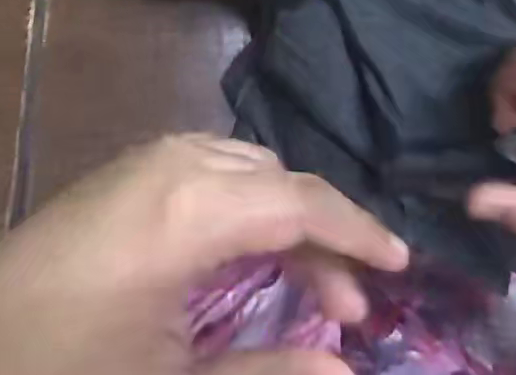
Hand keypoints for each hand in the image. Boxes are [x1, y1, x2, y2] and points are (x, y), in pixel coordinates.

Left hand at [0, 134, 408, 374]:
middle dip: (321, 232)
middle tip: (349, 302)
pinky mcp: (111, 180)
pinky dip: (239, 206)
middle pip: (273, 179)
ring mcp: (133, 164)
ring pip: (240, 168)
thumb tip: (344, 367)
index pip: (299, 201)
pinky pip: (201, 171)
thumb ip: (264, 374)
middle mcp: (165, 162)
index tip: (404, 265)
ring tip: (303, 279)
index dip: (358, 232)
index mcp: (184, 204)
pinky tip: (238, 252)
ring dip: (280, 217)